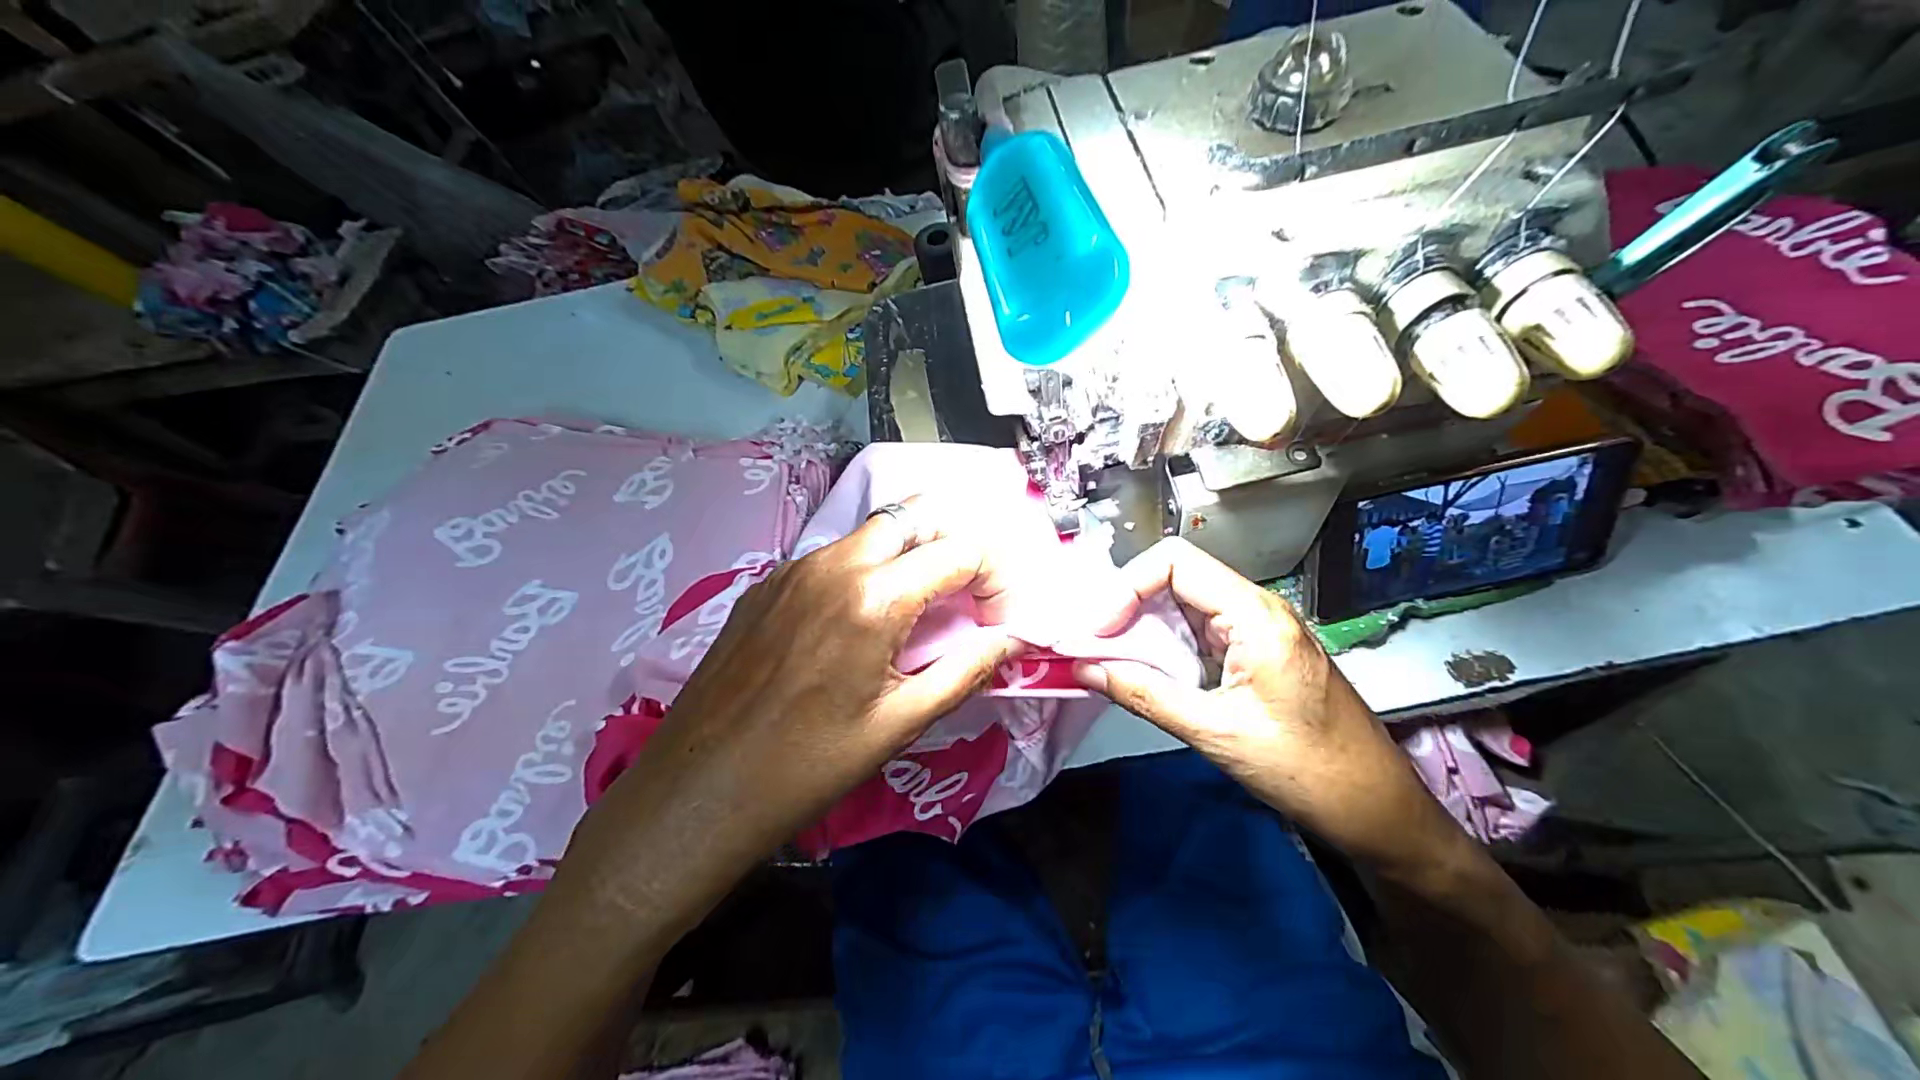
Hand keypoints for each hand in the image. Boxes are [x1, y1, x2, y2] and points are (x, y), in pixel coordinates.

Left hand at [557, 498, 1023, 931]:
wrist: (698, 788)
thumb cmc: (807, 766)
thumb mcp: (898, 724)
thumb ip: (965, 672)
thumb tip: (1012, 640)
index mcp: (874, 598)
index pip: (961, 551)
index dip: (995, 577)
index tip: (999, 616)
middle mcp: (834, 564)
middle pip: (914, 517)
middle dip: (953, 544)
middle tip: (967, 593)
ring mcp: (793, 569)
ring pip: (870, 532)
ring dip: (909, 553)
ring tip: (922, 605)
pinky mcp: (765, 585)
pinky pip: (830, 556)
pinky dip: (865, 568)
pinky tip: (861, 617)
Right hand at [1073, 538, 1459, 872]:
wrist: (1376, 809)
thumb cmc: (1311, 771)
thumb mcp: (1216, 733)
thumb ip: (1145, 694)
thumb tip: (1087, 669)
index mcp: (1256, 616)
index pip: (1174, 563)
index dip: (1126, 588)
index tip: (1100, 630)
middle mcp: (1256, 610)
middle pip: (1174, 578)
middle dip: (1127, 607)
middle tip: (1093, 644)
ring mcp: (1256, 630)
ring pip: (1181, 605)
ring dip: (1141, 628)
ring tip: (1109, 659)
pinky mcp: (1253, 652)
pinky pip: (1196, 632)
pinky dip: (1163, 647)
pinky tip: (1143, 673)